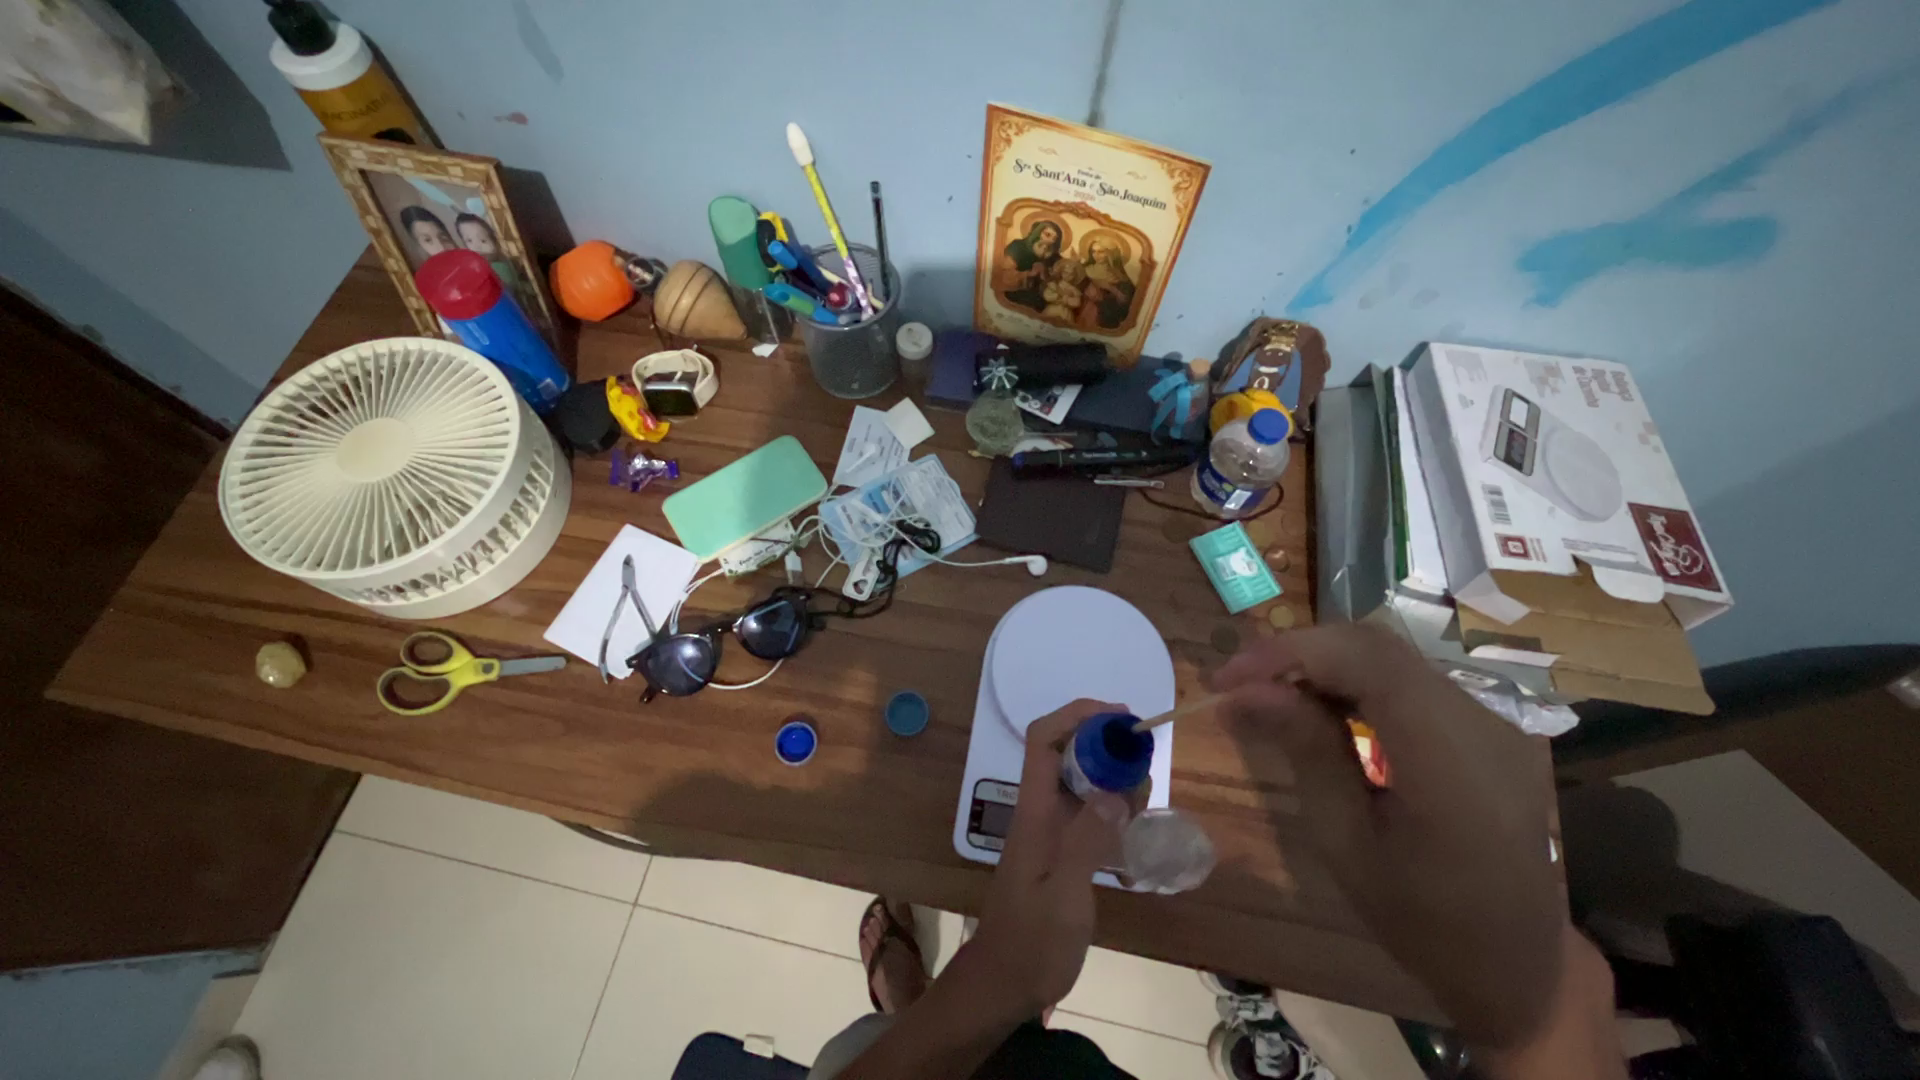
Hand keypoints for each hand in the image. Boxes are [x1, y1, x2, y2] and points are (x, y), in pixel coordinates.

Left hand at [966, 699, 1130, 1016]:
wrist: (1003, 986)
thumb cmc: (1031, 945)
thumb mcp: (1063, 897)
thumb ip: (1086, 843)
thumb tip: (1115, 789)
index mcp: (1034, 812)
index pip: (1044, 740)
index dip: (1077, 715)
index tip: (1121, 718)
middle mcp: (1040, 812)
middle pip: (1068, 754)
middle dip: (1106, 746)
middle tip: (1145, 765)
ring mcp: (1051, 832)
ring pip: (1082, 782)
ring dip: (1114, 778)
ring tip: (1144, 801)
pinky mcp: (1062, 852)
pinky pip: (1090, 813)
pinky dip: (1115, 809)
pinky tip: (1136, 828)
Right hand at [1213, 625, 1564, 1049]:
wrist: (1517, 965)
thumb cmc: (1421, 919)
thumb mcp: (1345, 842)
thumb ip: (1305, 750)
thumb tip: (1242, 691)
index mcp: (1452, 761)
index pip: (1368, 659)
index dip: (1291, 651)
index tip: (1227, 679)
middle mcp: (1483, 723)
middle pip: (1378, 647)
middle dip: (1299, 654)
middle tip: (1239, 686)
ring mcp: (1494, 722)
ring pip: (1392, 658)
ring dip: (1323, 666)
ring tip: (1270, 698)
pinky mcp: (1489, 728)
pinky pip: (1411, 681)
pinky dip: (1354, 683)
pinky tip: (1322, 711)